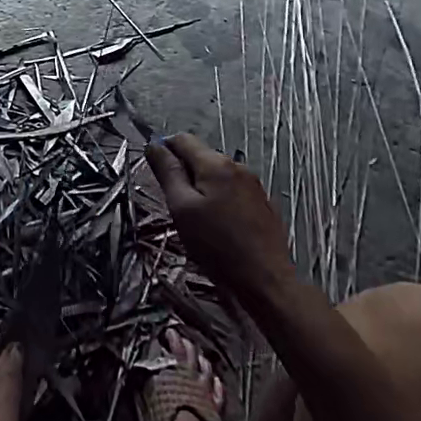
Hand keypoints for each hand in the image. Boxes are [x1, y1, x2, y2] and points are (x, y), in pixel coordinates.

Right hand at [145, 134, 295, 303]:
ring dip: (202, 187)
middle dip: (184, 172)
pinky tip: (220, 226)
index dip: (164, 149)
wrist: (266, 281)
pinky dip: (220, 199)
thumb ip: (168, 172)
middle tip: (177, 205)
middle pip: (200, 156)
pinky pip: (233, 190)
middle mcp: (237, 166)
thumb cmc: (218, 246)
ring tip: (198, 220)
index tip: (157, 174)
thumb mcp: (182, 209)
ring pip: (217, 174)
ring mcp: (253, 185)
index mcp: (215, 164)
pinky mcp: (262, 203)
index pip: (182, 139)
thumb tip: (154, 146)